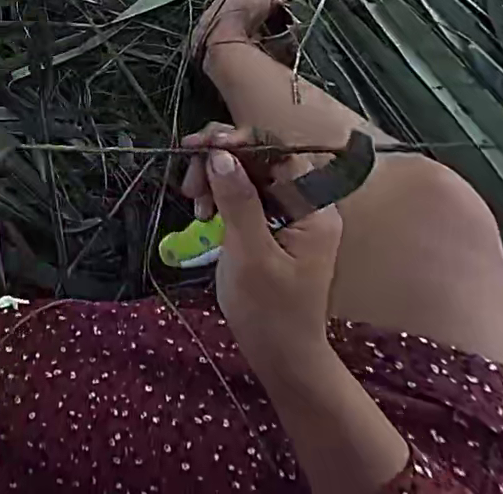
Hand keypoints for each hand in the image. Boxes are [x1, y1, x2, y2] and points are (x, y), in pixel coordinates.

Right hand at [201, 142, 342, 375]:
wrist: (281, 360)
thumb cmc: (270, 312)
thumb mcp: (250, 255)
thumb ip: (237, 201)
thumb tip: (219, 153)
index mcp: (313, 207)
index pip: (277, 153)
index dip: (239, 142)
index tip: (202, 147)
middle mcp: (303, 202)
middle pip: (258, 158)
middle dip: (220, 162)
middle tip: (189, 184)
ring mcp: (286, 212)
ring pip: (245, 172)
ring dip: (214, 178)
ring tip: (193, 202)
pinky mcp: (268, 222)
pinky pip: (241, 192)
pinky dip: (218, 195)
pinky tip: (202, 211)